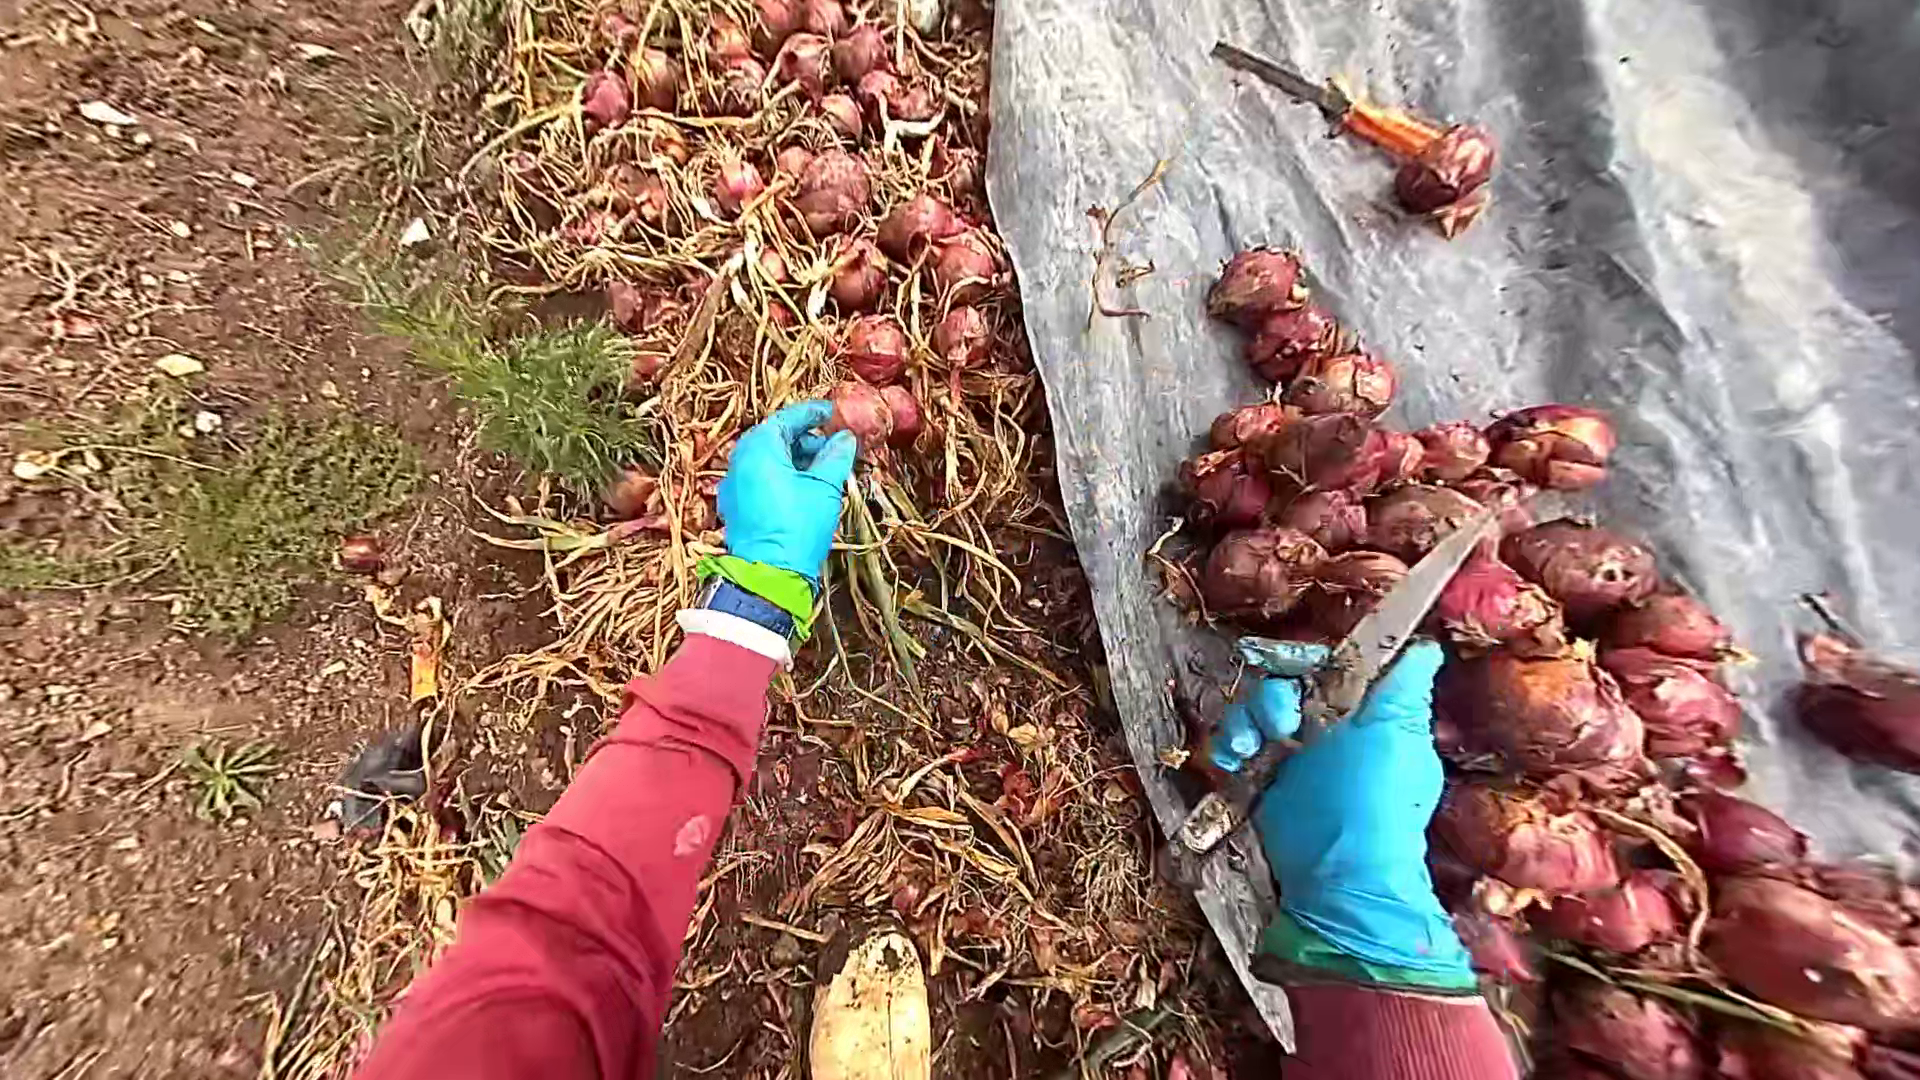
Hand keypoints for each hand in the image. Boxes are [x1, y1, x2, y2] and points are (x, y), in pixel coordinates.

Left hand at [717, 401, 857, 585]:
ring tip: (823, 469)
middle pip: (773, 437)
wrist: (770, 574)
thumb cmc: (798, 527)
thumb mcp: (824, 487)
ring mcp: (734, 485)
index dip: (811, 413)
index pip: (785, 419)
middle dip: (804, 438)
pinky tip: (805, 487)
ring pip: (767, 459)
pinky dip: (783, 474)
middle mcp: (740, 462)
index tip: (830, 412)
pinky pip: (760, 477)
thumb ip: (836, 456)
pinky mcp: (737, 505)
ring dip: (795, 457)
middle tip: (831, 445)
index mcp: (758, 450)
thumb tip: (844, 438)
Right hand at [1212, 639, 1471, 984]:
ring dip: (1243, 724)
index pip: (1321, 666)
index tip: (1290, 668)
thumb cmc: (1373, 800)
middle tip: (1279, 728)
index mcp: (1356, 713)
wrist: (1339, 871)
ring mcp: (1288, 751)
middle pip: (1278, 684)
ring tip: (1248, 752)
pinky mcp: (1259, 772)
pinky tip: (1232, 762)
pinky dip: (1227, 747)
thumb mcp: (1395, 739)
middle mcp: (1322, 726)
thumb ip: (1402, 689)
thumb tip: (1427, 646)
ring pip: (1250, 710)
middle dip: (1269, 700)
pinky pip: (1231, 741)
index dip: (1301, 660)